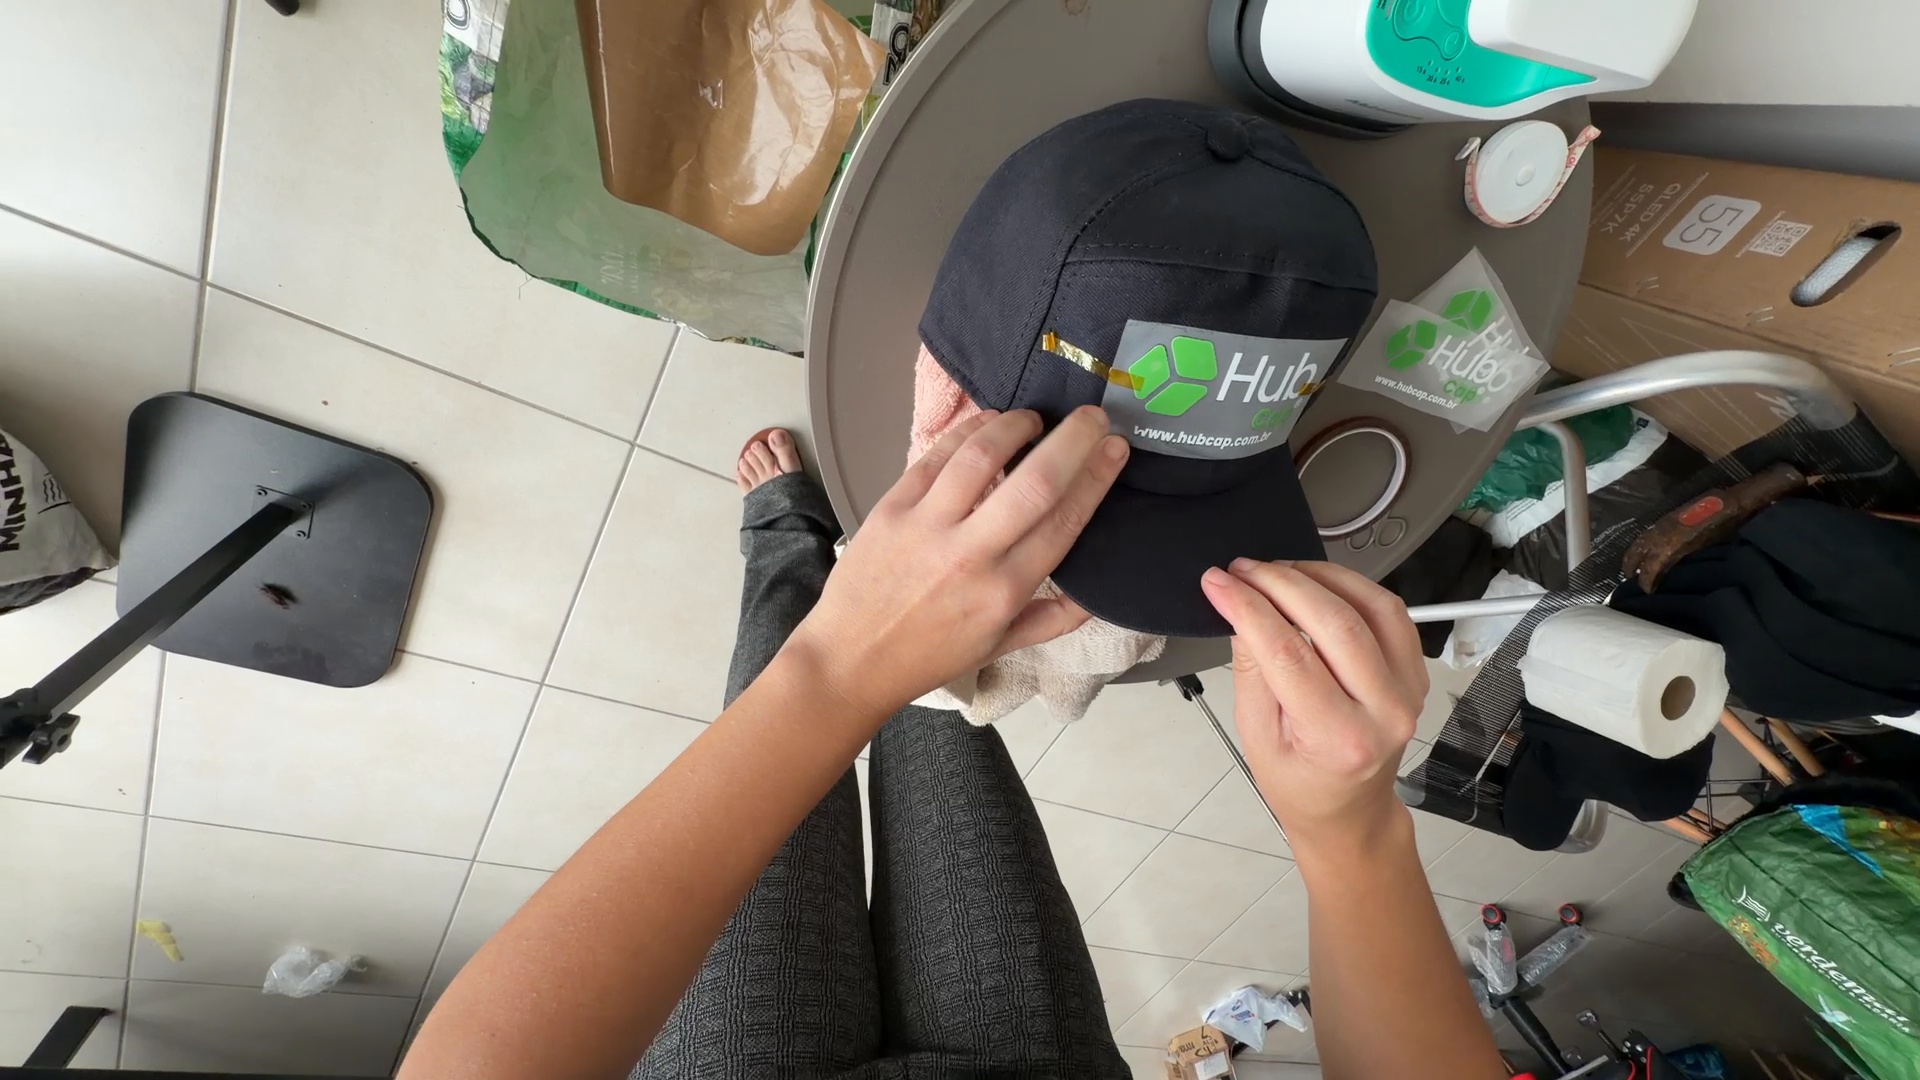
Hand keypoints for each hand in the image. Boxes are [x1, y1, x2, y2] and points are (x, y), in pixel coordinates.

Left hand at [787, 406, 1128, 718]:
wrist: (851, 659)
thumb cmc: (929, 655)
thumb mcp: (1000, 647)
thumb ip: (1054, 620)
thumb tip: (1098, 596)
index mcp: (1004, 591)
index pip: (1064, 521)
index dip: (1096, 478)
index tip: (1116, 448)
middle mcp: (970, 555)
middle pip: (1035, 482)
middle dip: (1074, 440)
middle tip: (1094, 416)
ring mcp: (927, 526)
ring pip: (981, 456)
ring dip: (1016, 425)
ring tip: (1034, 417)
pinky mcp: (891, 508)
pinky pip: (935, 456)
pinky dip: (967, 431)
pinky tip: (988, 421)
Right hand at [1200, 559, 1427, 852]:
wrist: (1348, 810)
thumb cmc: (1297, 781)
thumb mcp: (1255, 733)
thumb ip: (1251, 669)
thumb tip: (1241, 608)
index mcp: (1337, 737)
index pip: (1287, 653)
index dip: (1247, 608)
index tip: (1217, 583)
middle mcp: (1383, 711)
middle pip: (1334, 622)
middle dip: (1278, 583)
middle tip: (1240, 569)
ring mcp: (1408, 689)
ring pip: (1371, 606)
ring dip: (1317, 575)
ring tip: (1274, 569)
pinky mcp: (1414, 671)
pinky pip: (1390, 611)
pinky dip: (1350, 584)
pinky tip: (1314, 580)